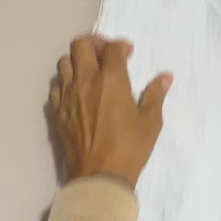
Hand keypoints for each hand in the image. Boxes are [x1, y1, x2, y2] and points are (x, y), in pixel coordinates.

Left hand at [49, 35, 171, 187]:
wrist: (99, 177)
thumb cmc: (129, 149)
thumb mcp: (151, 122)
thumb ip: (155, 95)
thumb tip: (165, 77)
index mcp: (111, 80)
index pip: (112, 48)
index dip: (121, 45)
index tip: (128, 53)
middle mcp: (85, 81)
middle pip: (80, 45)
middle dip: (94, 43)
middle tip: (105, 54)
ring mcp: (67, 96)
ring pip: (64, 62)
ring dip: (77, 61)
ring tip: (89, 71)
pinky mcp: (56, 111)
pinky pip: (55, 86)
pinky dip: (65, 82)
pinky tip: (76, 92)